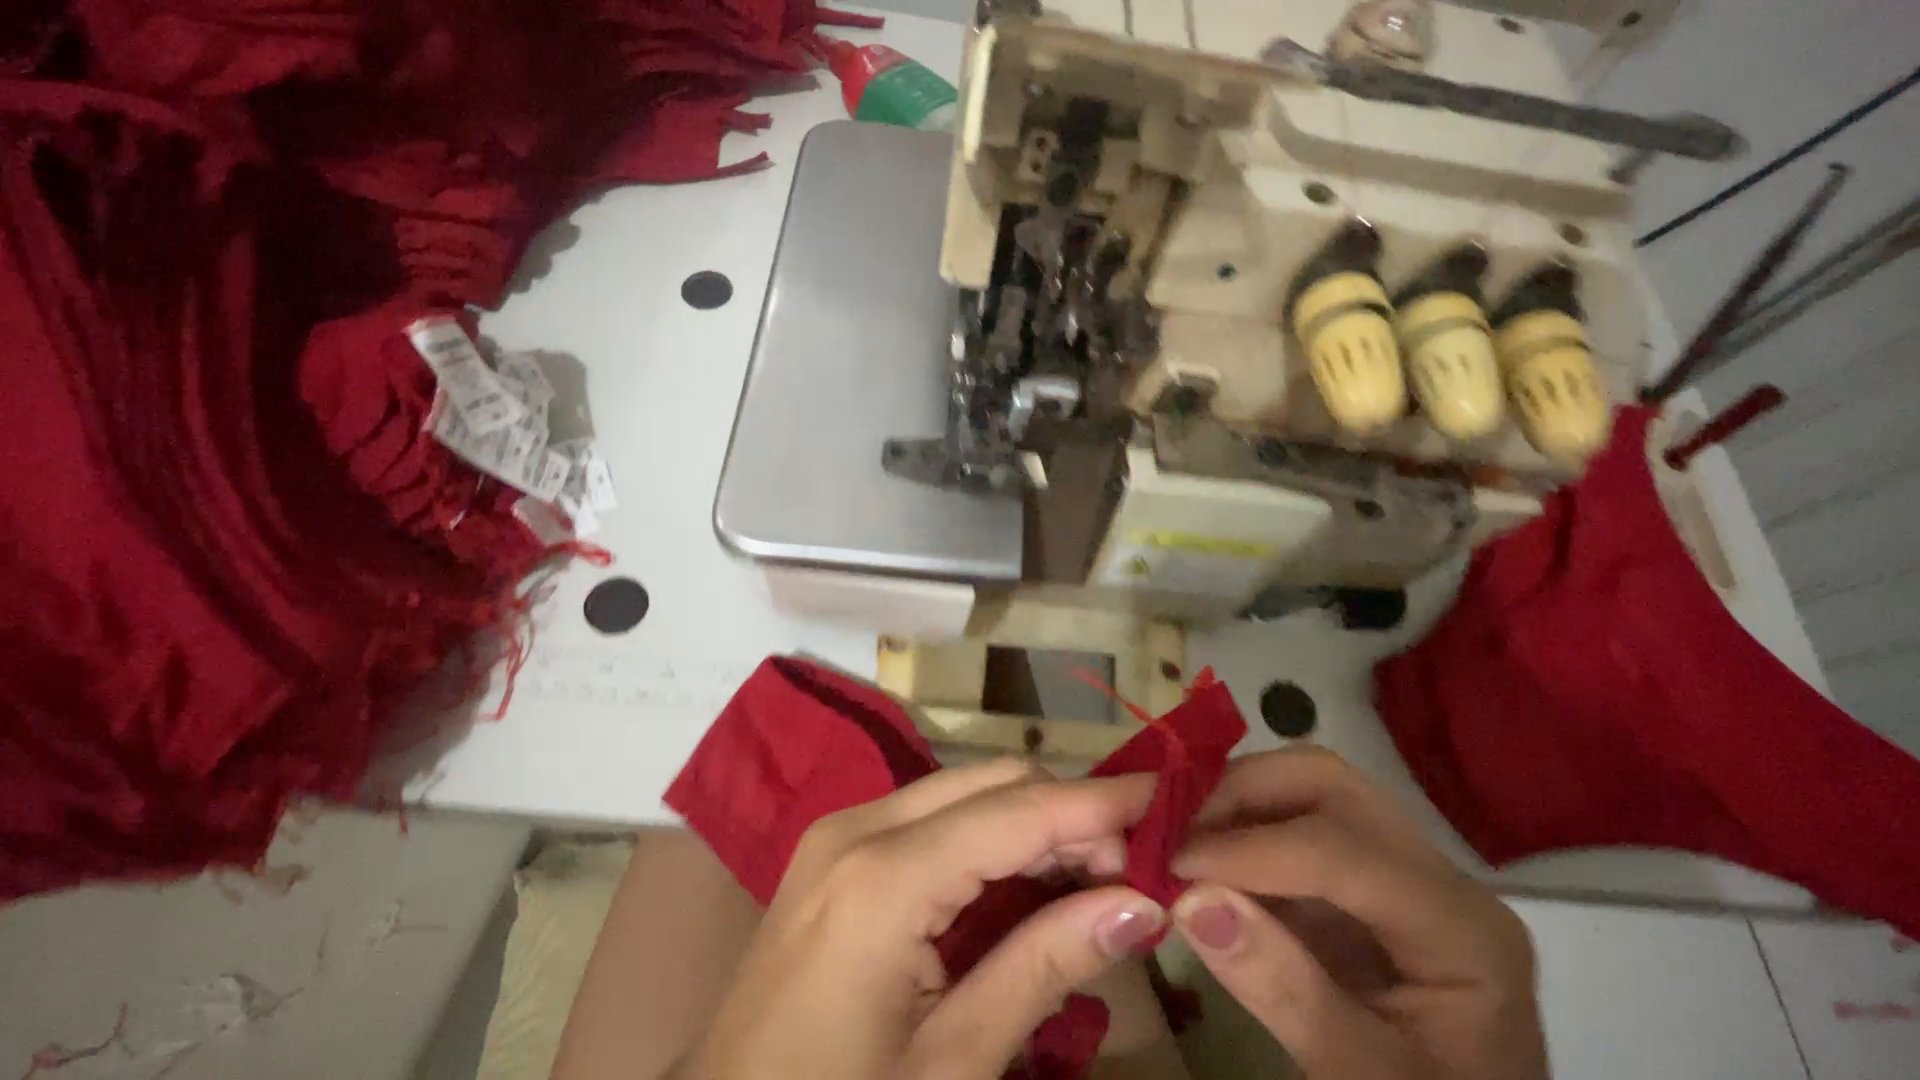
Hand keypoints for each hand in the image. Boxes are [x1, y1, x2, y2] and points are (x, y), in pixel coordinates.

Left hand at [677, 759, 1164, 1079]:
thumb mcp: (956, 1057)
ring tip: (1091, 881)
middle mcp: (860, 826)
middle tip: (1133, 872)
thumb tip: (1143, 903)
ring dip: (1033, 821)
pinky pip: (932, 816)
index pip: (1020, 811)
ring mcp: (842, 830)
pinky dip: (989, 836)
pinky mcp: (837, 848)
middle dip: (1070, 811)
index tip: (1173, 802)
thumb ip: (1048, 965)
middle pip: (993, 781)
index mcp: (885, 877)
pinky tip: (1024, 883)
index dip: (1102, 803)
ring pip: (965, 790)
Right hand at [1169, 748, 1548, 1079]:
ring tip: (1177, 841)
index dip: (1250, 848)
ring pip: (1311, 790)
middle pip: (1329, 786)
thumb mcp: (1361, 1078)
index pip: (1342, 850)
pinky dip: (1242, 831)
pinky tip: (1202, 862)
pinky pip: (1297, 827)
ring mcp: (1401, 873)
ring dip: (1237, 802)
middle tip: (1171, 832)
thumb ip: (1283, 990)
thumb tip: (1190, 899)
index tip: (1171, 864)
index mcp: (1460, 928)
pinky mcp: (1364, 885)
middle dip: (1240, 792)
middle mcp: (1437, 877)